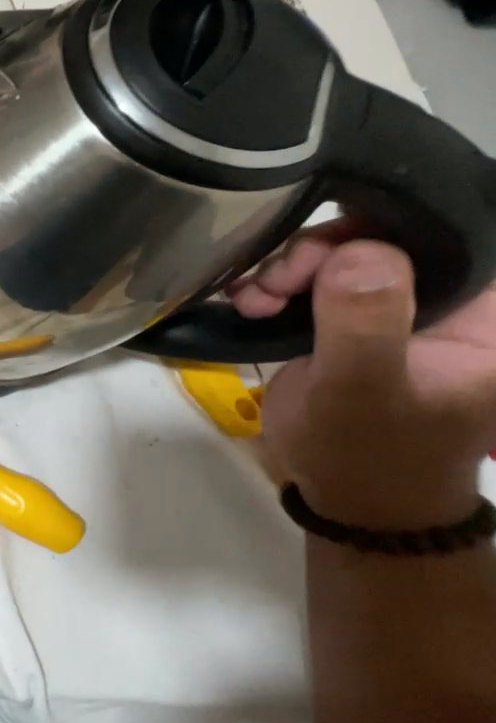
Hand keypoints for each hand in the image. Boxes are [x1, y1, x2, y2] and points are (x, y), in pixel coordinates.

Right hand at [229, 229, 495, 528]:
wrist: (352, 497)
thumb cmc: (369, 449)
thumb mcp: (362, 389)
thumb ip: (366, 323)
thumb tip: (360, 250)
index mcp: (485, 317)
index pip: (448, 236)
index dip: (383, 225)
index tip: (321, 251)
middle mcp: (451, 305)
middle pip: (387, 239)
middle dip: (321, 251)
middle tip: (276, 282)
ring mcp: (401, 313)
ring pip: (345, 255)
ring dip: (289, 269)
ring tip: (255, 300)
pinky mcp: (356, 323)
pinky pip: (317, 280)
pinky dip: (277, 285)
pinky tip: (251, 303)